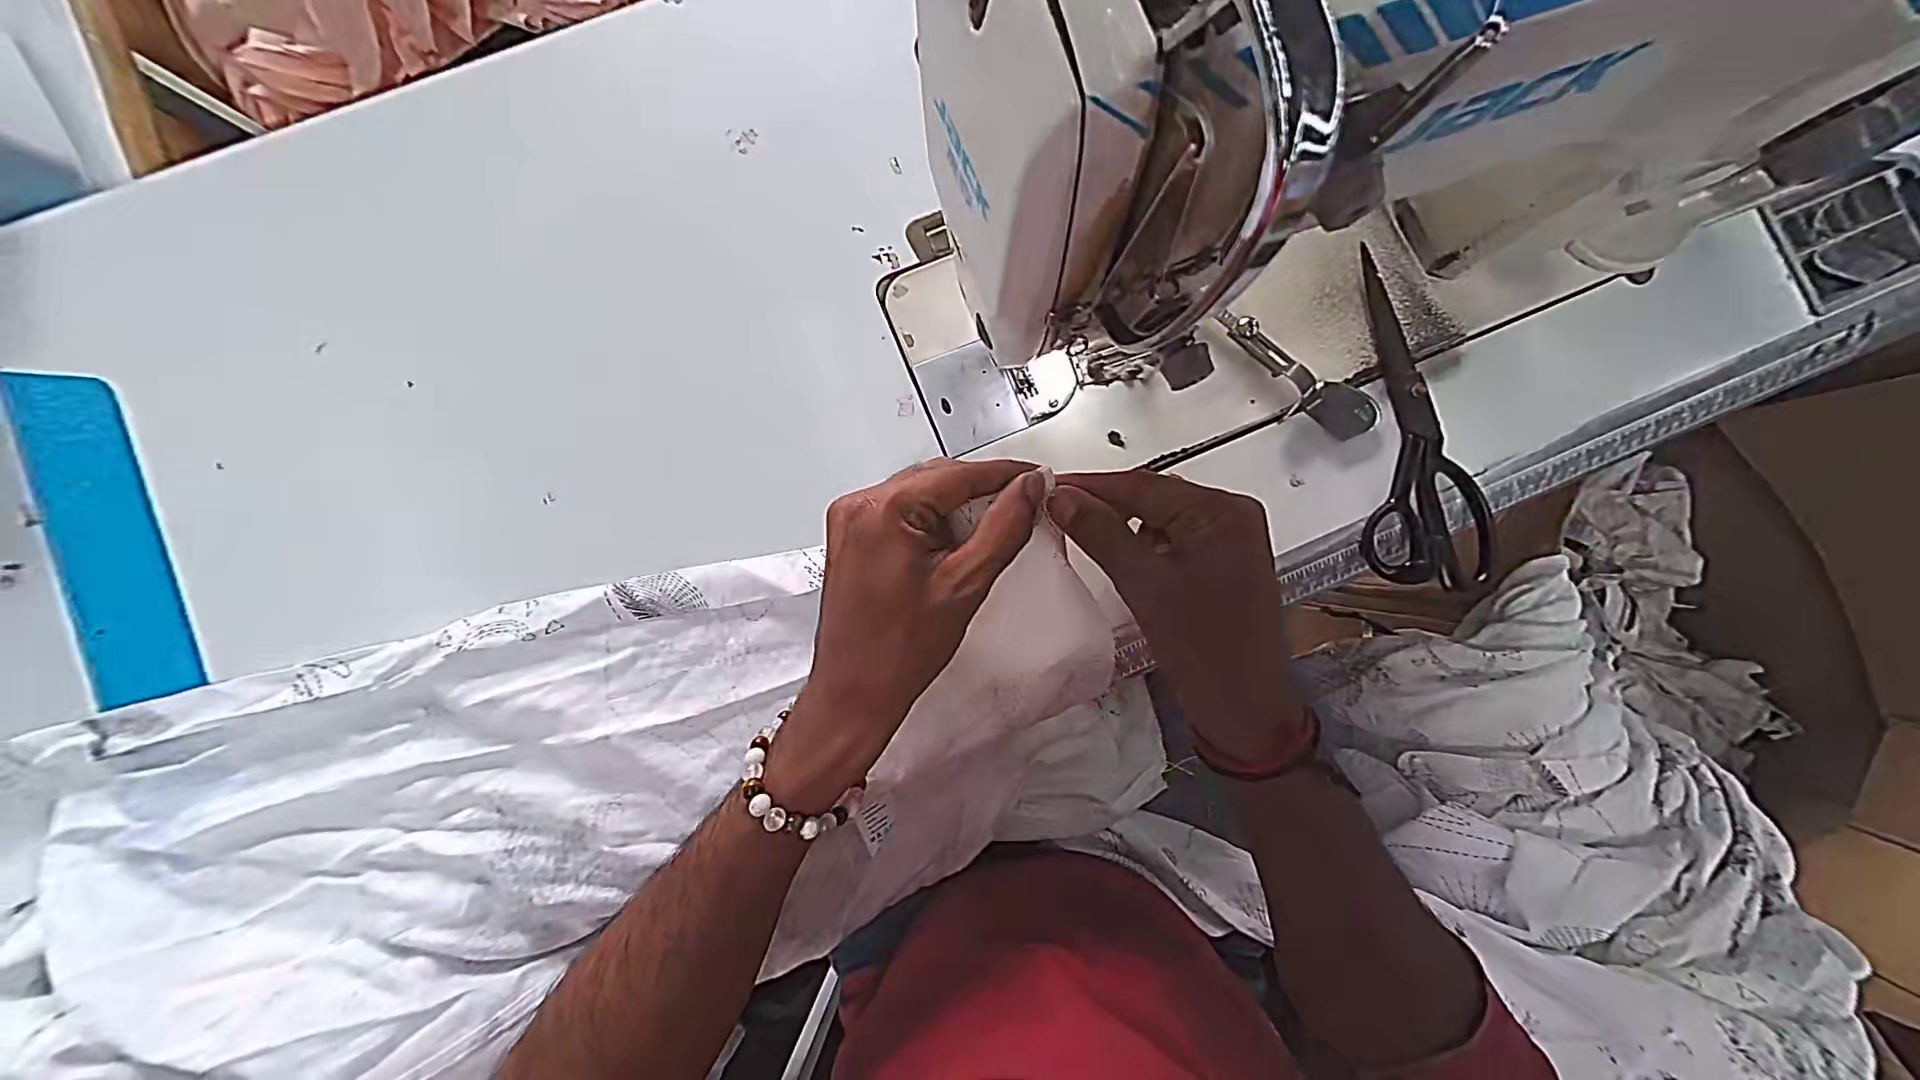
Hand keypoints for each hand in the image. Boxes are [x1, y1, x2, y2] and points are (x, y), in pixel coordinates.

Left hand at [767, 458, 1046, 810]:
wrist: (855, 692)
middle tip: (1021, 509)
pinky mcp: (851, 537)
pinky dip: (931, 523)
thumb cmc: (896, 653)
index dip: (1005, 474)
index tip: (1035, 478)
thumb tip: (1027, 489)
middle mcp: (858, 507)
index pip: (958, 473)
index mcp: (882, 511)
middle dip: (981, 493)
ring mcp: (849, 521)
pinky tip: (950, 550)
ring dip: (956, 509)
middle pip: (937, 478)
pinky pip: (901, 512)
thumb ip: (1005, 526)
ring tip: (980, 544)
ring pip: (920, 494)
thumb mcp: (966, 584)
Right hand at [1049, 470, 1306, 764]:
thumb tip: (1065, 499)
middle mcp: (1232, 517)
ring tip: (1082, 530)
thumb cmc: (1211, 653)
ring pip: (1158, 516)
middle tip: (1059, 508)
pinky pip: (1168, 537)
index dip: (1090, 486)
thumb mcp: (1145, 584)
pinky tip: (1117, 554)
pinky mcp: (1218, 560)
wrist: (1243, 707)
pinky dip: (1138, 542)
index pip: (1142, 485)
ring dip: (1120, 523)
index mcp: (1223, 513)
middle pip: (1152, 496)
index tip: (1053, 487)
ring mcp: (1227, 539)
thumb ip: (1101, 533)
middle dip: (1104, 504)